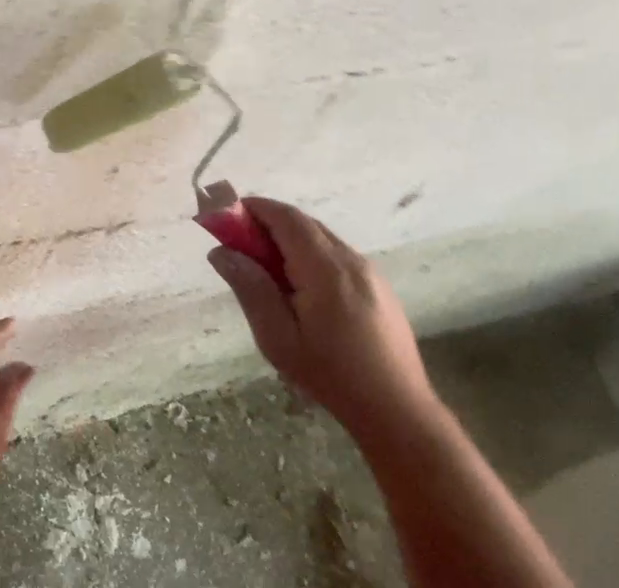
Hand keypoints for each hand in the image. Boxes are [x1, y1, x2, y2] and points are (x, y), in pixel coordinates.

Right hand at [208, 196, 439, 441]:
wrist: (397, 410)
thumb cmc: (330, 374)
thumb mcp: (277, 337)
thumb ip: (250, 288)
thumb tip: (221, 252)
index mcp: (326, 270)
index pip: (286, 218)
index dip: (252, 209)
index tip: (223, 217)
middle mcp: (352, 261)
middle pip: (303, 224)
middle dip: (266, 225)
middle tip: (237, 247)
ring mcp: (370, 273)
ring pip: (321, 239)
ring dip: (287, 241)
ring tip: (264, 272)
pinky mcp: (378, 287)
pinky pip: (336, 256)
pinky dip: (308, 255)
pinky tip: (297, 289)